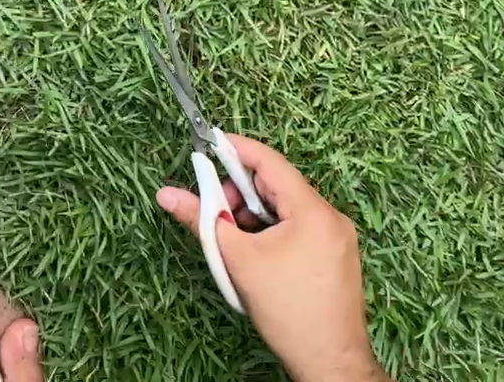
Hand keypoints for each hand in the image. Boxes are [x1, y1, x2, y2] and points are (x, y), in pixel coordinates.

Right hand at [157, 136, 386, 381]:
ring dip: (252, 212)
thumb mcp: (236, 258)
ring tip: (233, 237)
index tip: (206, 144)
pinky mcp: (337, 256)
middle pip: (275, 184)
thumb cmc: (285, 308)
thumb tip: (165, 193)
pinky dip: (270, 228)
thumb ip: (200, 217)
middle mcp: (330, 217)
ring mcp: (337, 237)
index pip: (268, 161)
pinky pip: (297, 225)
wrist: (331, 365)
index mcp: (312, 210)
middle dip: (239, 191)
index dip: (235, 148)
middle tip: (215, 209)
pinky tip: (253, 249)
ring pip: (284, 206)